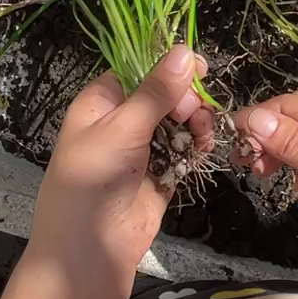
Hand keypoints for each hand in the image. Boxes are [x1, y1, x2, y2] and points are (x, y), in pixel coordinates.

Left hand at [27, 45, 212, 295]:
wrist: (92, 246)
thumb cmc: (93, 178)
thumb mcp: (123, 127)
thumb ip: (157, 91)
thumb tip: (186, 51)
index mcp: (100, 104)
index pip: (136, 70)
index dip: (165, 65)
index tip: (197, 65)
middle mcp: (121, 123)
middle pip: (162, 96)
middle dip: (184, 98)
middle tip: (192, 111)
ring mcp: (142, 151)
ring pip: (177, 124)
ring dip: (195, 122)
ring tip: (203, 131)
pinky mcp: (160, 176)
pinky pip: (183, 152)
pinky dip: (196, 147)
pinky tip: (205, 146)